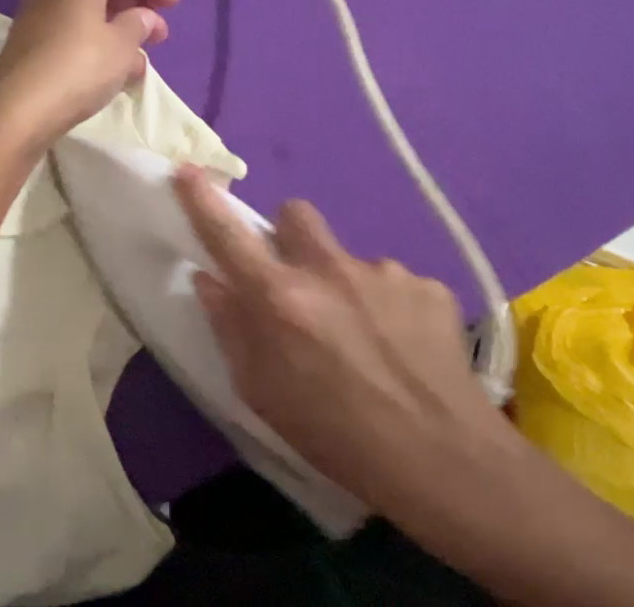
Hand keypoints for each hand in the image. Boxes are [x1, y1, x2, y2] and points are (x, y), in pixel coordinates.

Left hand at [0, 0, 179, 146]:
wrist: (17, 111)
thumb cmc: (78, 69)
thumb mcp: (121, 47)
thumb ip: (138, 24)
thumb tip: (142, 16)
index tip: (175, 5)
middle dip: (136, 3)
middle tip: (159, 31)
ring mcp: (35, 14)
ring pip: (86, 9)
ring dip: (117, 27)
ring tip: (139, 59)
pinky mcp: (27, 42)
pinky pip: (70, 30)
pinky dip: (95, 41)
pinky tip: (111, 72)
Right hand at [173, 167, 520, 522]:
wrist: (446, 462)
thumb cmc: (334, 436)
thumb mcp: (260, 392)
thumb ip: (230, 327)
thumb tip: (211, 280)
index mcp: (279, 297)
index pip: (227, 234)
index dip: (202, 200)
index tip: (187, 173)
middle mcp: (328, 269)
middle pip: (295, 215)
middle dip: (289, 237)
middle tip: (298, 282)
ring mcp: (384, 272)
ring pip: (348, 258)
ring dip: (345, 284)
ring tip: (365, 339)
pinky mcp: (429, 286)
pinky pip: (395, 283)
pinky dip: (391, 308)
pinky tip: (404, 349)